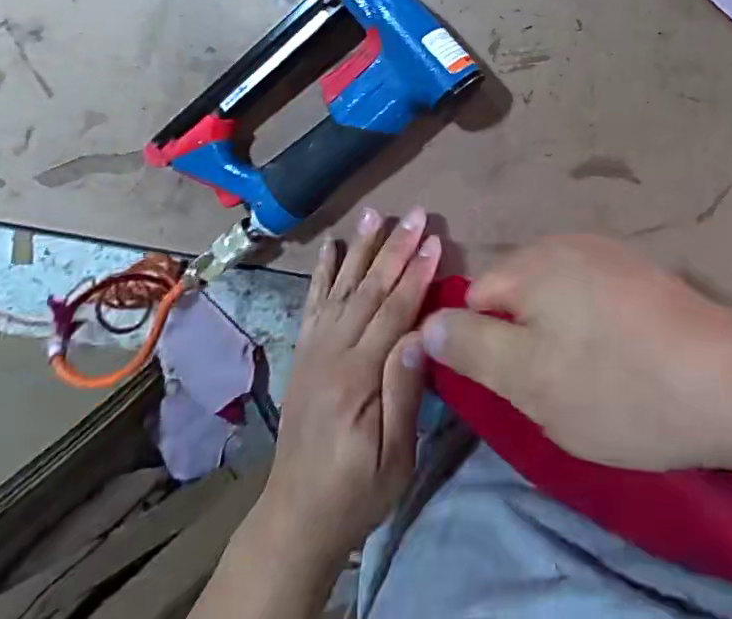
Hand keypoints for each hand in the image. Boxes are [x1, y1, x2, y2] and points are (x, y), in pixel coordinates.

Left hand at [255, 206, 439, 564]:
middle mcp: (329, 356)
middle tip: (415, 214)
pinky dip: (323, 275)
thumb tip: (419, 335)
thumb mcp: (394, 457)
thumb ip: (404, 392)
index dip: (416, 275)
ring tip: (374, 215)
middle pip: (367, 292)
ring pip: (341, 290)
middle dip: (393, 249)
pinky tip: (331, 250)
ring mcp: (312, 353)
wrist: (296, 517)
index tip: (434, 239)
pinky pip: (313, 306)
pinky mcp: (304, 356)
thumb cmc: (358, 491)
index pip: (393, 314)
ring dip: (360, 250)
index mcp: (355, 379)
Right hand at [419, 235, 731, 471]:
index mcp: (532, 263)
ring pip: (554, 302)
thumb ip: (469, 347)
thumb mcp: (528, 380)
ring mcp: (609, 256)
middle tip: (551, 392)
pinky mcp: (641, 276)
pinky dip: (592, 333)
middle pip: (514, 297)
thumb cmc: (617, 386)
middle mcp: (567, 245)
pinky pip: (591, 302)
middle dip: (521, 345)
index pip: (472, 301)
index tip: (510, 389)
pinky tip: (620, 365)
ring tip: (589, 384)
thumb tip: (424, 323)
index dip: (480, 348)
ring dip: (557, 341)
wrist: (729, 382)